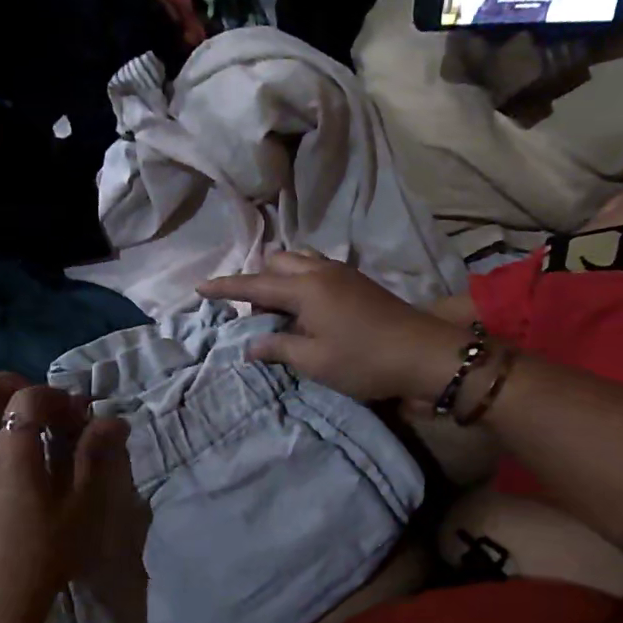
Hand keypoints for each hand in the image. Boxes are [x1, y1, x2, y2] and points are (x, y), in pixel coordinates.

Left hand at [0, 374, 129, 622]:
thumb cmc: (45, 552)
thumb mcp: (81, 505)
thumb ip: (93, 456)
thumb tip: (113, 420)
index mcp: (10, 453)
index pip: (28, 399)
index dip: (56, 397)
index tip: (79, 415)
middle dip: (4, 385)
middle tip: (35, 402)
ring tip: (4, 419)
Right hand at [199, 252, 468, 402]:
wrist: (422, 354)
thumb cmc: (364, 360)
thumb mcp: (314, 361)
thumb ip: (278, 348)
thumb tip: (251, 343)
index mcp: (305, 287)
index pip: (254, 283)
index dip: (225, 287)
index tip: (200, 288)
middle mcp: (321, 270)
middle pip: (277, 261)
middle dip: (259, 282)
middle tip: (260, 317)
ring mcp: (344, 273)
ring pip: (300, 262)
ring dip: (284, 280)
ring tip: (285, 314)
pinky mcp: (360, 282)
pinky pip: (319, 270)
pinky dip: (304, 283)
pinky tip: (311, 311)